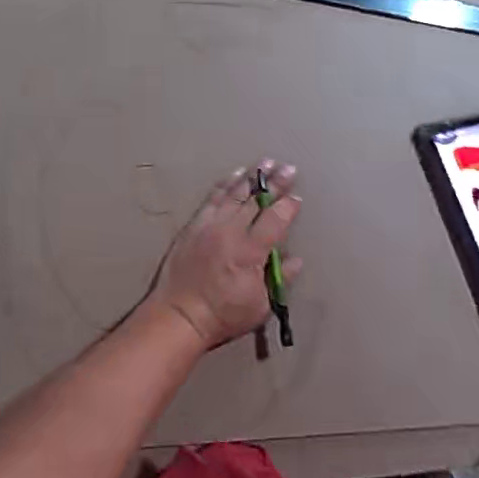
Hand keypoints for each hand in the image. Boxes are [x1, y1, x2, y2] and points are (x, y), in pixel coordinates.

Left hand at [142, 159, 302, 348]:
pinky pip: (212, 199)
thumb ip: (278, 278)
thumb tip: (295, 260)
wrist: (180, 312)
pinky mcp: (195, 225)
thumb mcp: (260, 305)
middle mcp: (230, 232)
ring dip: (251, 178)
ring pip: (234, 194)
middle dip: (274, 183)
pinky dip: (224, 185)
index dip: (288, 207)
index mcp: (249, 252)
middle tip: (288, 167)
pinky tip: (234, 175)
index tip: (297, 197)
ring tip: (265, 163)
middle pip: (256, 201)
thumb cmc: (223, 314)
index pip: (275, 221)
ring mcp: (210, 225)